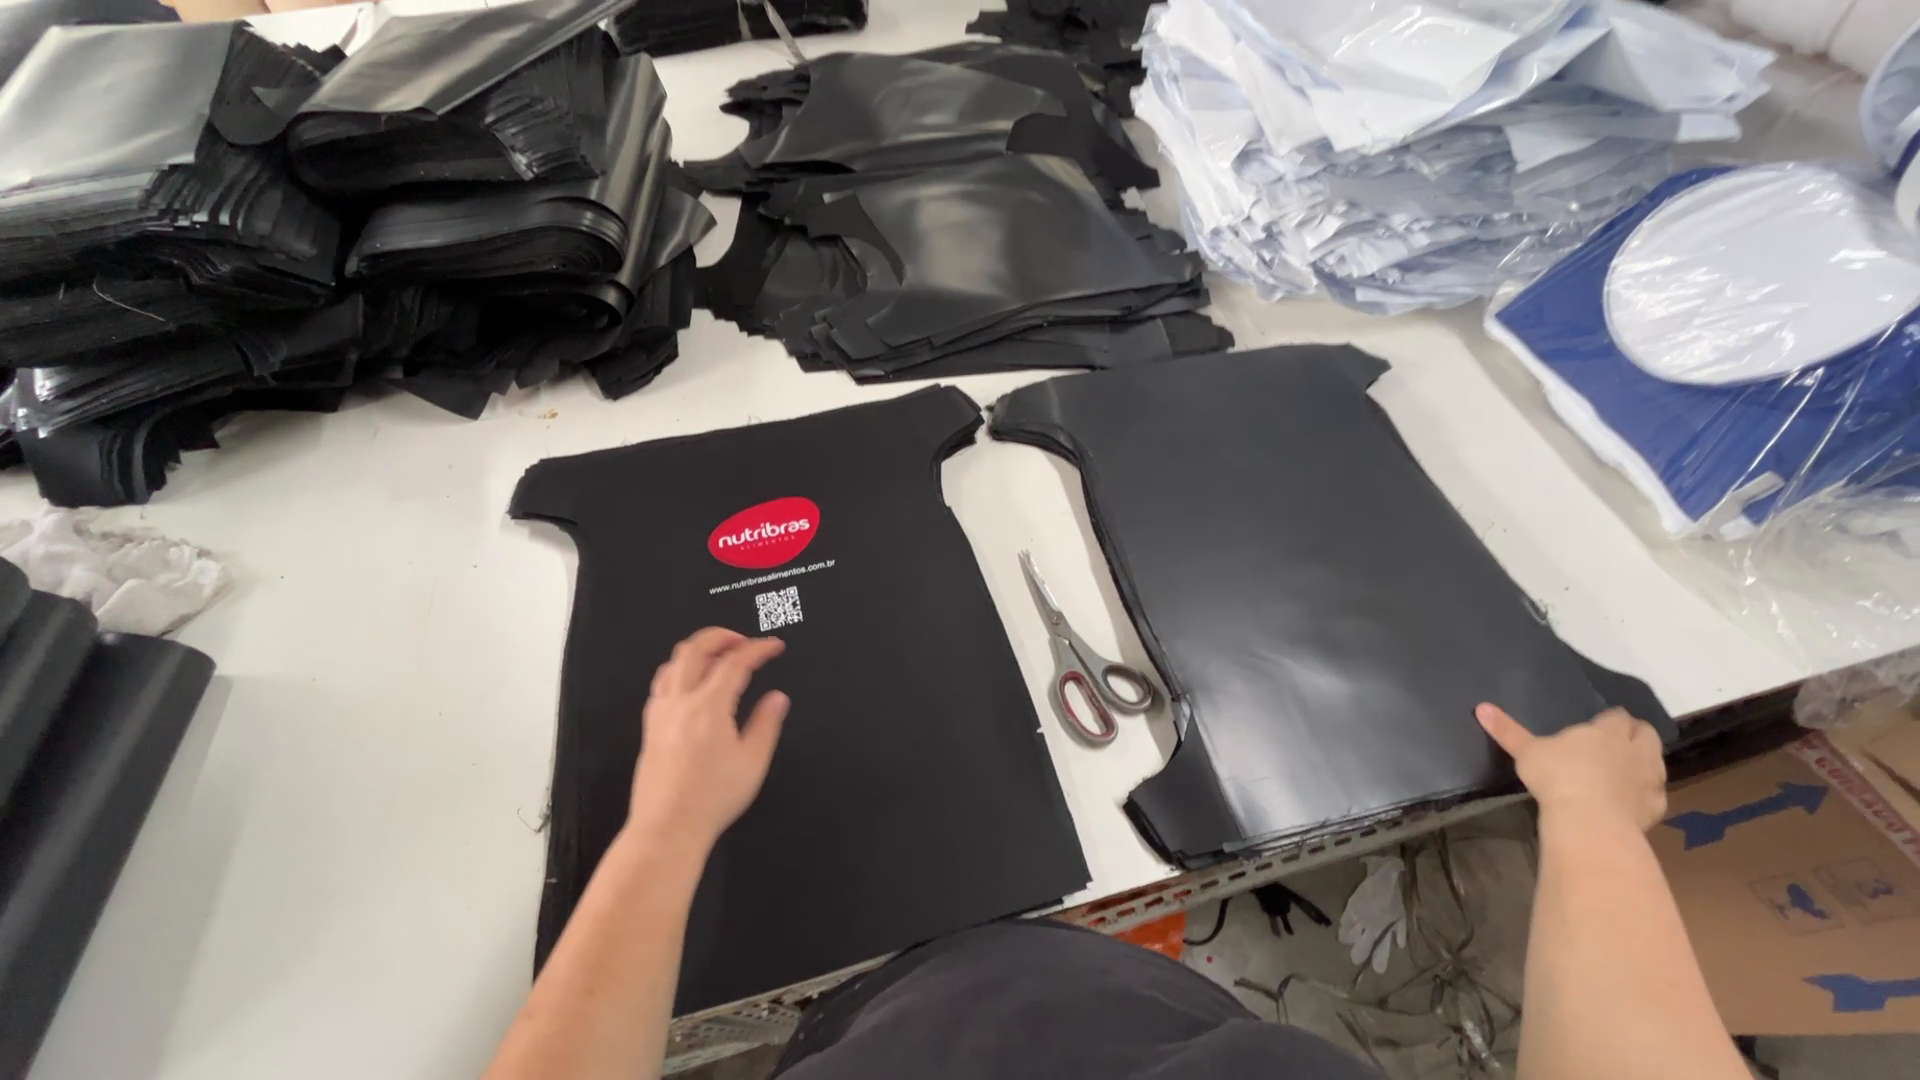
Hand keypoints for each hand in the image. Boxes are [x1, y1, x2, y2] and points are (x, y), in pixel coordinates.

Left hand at [627, 628, 790, 852]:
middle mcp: (680, 703)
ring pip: (674, 664)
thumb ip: (766, 723)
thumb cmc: (712, 798)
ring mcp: (661, 714)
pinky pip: (662, 684)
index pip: (735, 663)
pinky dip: (680, 671)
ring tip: (719, 658)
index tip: (774, 646)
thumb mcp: (752, 761)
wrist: (668, 828)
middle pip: (694, 649)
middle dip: (721, 636)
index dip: (758, 649)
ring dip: (698, 651)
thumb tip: (777, 698)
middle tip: (743, 641)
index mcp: (708, 707)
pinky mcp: (650, 728)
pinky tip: (692, 685)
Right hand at [1477, 704, 1667, 833]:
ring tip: (1626, 767)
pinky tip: (1631, 798)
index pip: (1617, 716)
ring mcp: (1649, 778)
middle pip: (1646, 733)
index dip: (1610, 718)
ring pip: (1656, 761)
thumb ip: (1507, 730)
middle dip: (1636, 733)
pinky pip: (1655, 793)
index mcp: (1606, 732)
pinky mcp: (1655, 805)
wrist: (1591, 820)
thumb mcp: (1526, 751)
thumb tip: (1481, 706)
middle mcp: (1635, 750)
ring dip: (1645, 761)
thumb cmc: (1557, 777)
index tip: (1600, 722)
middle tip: (1619, 739)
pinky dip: (1646, 792)